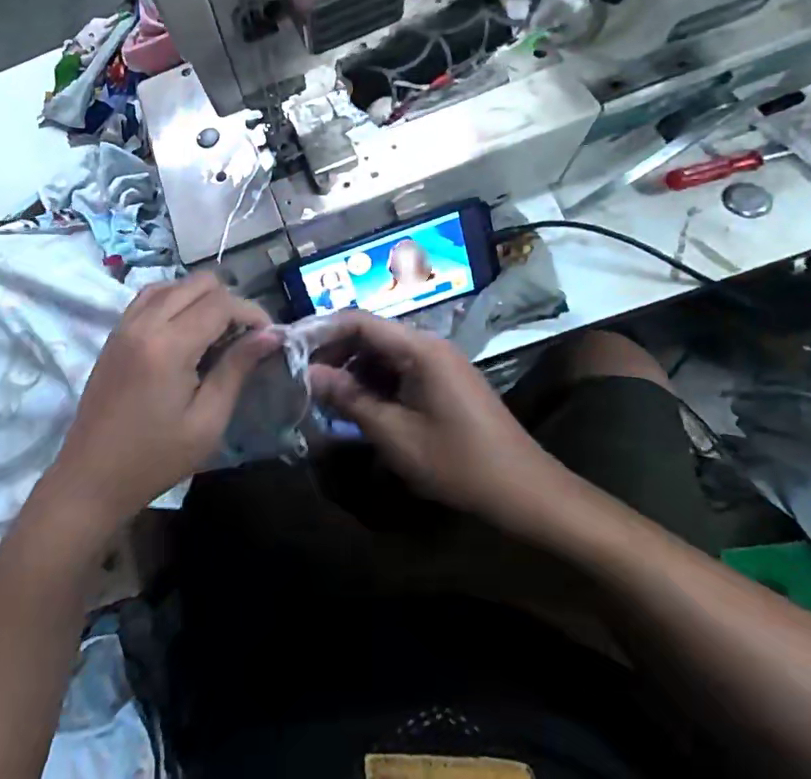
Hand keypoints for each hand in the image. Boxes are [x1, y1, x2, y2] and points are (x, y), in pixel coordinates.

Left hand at [43, 274, 277, 531]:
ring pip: (174, 284)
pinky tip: (187, 329)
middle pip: (199, 283)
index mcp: (167, 346)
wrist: (91, 478)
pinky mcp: (114, 334)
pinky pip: (150, 297)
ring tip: (217, 332)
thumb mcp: (208, 421)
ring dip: (202, 298)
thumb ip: (237, 369)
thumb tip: (271, 335)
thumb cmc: (155, 458)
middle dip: (230, 301)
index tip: (269, 337)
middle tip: (244, 337)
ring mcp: (124, 325)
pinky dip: (176, 300)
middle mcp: (143, 323)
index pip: (221, 303)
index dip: (252, 313)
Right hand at [307, 311, 565, 520]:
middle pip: (370, 335)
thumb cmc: (456, 461)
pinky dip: (375, 386)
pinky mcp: (443, 382)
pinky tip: (359, 411)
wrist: (521, 488)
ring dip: (353, 373)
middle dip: (334, 355)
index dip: (321, 331)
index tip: (289, 351)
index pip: (358, 321)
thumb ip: (349, 398)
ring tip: (325, 402)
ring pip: (382, 355)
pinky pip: (400, 372)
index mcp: (419, 348)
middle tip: (302, 383)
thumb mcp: (394, 433)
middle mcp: (429, 345)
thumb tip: (308, 373)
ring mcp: (439, 363)